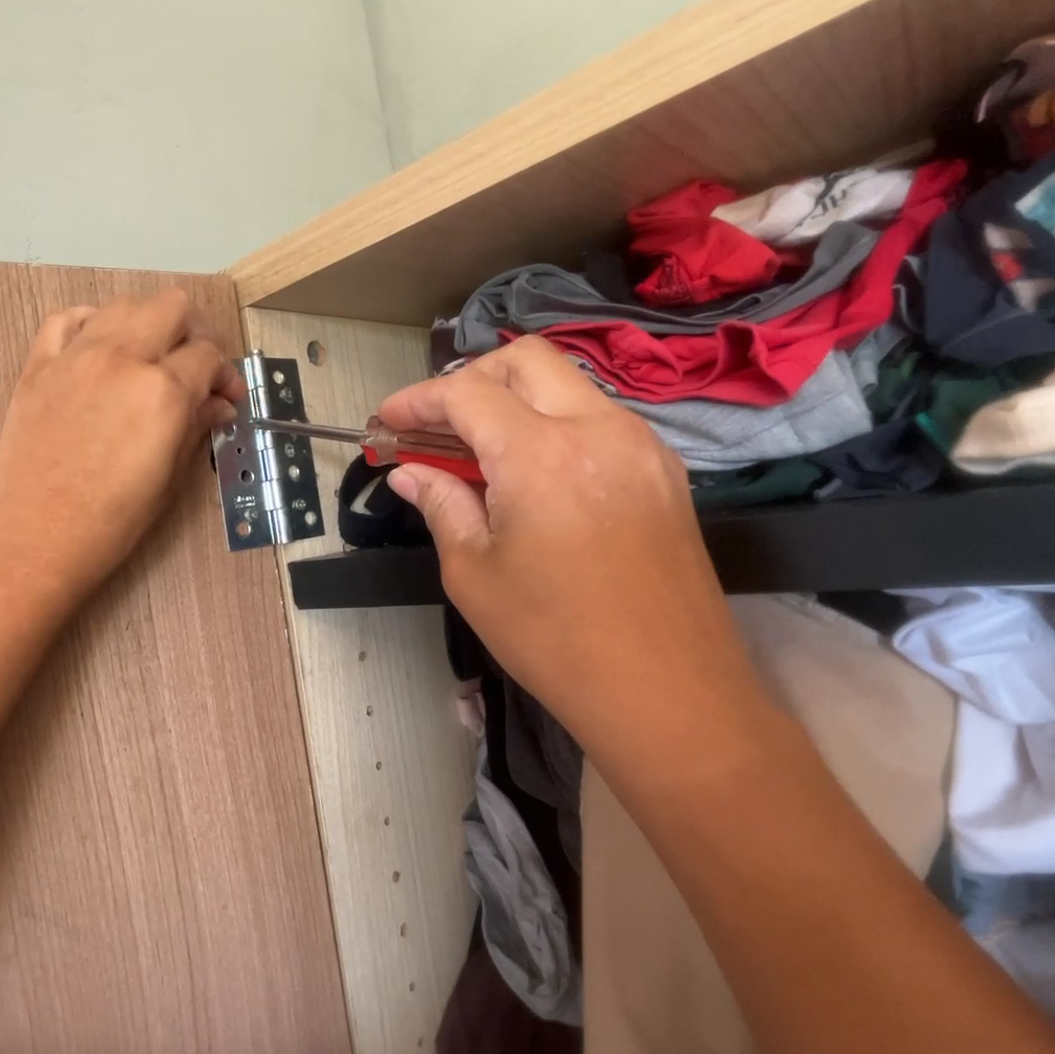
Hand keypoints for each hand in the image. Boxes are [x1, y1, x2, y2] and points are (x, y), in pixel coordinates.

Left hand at [0, 289, 244, 600]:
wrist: (35, 540)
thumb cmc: (111, 523)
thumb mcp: (168, 478)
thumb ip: (195, 427)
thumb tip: (218, 405)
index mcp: (162, 392)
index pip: (208, 355)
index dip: (225, 375)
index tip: (226, 397)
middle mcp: (121, 359)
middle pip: (172, 307)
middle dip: (194, 332)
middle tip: (195, 367)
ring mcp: (74, 356)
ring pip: (122, 305)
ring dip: (147, 323)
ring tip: (150, 359)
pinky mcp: (38, 365)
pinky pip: (66, 319)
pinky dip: (90, 323)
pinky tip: (100, 347)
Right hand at [377, 336, 746, 701]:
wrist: (668, 692)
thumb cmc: (555, 639)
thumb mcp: (474, 574)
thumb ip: (442, 506)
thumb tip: (410, 473)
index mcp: (541, 453)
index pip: (466, 393)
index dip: (416, 400)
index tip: (386, 421)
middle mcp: (598, 429)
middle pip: (525, 360)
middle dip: (470, 378)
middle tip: (436, 425)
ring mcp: (641, 446)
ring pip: (567, 386)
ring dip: (516, 401)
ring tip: (480, 452)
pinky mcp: (665, 472)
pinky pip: (600, 421)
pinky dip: (556, 426)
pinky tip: (534, 475)